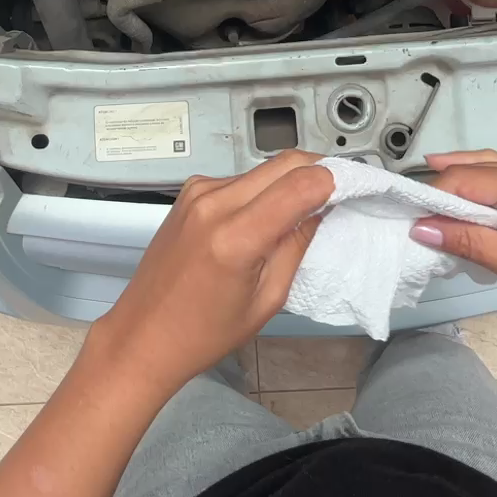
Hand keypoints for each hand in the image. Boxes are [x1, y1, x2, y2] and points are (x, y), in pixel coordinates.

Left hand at [87, 150, 332, 392]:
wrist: (142, 334)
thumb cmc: (203, 333)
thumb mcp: (266, 300)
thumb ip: (296, 246)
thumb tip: (321, 209)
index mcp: (235, 236)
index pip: (300, 184)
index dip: (334, 180)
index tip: (353, 188)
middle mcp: (213, 202)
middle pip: (283, 163)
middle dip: (317, 171)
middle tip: (338, 192)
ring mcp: (197, 192)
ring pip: (262, 169)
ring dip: (288, 181)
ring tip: (301, 211)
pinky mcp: (190, 191)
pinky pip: (239, 179)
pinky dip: (261, 190)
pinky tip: (263, 217)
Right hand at [408, 151, 496, 343]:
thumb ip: (467, 242)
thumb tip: (421, 228)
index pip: (461, 180)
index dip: (431, 200)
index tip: (409, 223)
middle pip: (470, 168)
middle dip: (440, 190)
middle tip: (412, 215)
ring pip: (484, 170)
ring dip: (457, 190)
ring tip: (429, 211)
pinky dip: (478, 193)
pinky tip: (463, 211)